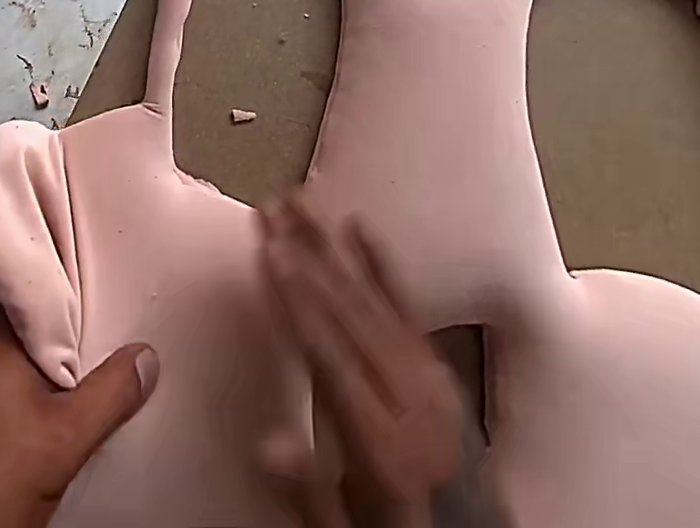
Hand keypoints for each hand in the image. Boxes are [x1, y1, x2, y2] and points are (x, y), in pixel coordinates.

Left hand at [0, 308, 157, 527]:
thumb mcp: (60, 441)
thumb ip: (110, 395)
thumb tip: (147, 356)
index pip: (56, 297)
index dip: (91, 307)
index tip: (120, 317)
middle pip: (34, 331)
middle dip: (67, 348)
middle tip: (104, 363)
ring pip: (9, 362)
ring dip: (37, 379)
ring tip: (68, 400)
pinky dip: (10, 400)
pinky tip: (22, 429)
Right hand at [261, 193, 465, 527]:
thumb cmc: (391, 523)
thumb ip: (309, 487)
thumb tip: (268, 442)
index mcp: (382, 437)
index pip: (326, 350)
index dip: (294, 296)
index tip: (269, 250)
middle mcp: (408, 394)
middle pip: (345, 308)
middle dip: (304, 252)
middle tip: (274, 210)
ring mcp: (425, 372)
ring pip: (369, 293)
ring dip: (330, 243)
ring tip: (302, 203)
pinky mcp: (432, 359)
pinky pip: (404, 301)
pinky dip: (379, 260)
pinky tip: (358, 226)